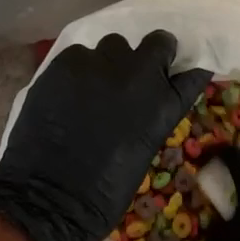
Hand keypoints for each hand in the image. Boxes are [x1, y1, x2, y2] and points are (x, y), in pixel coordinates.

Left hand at [0, 30, 209, 240]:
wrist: (48, 199)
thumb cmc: (103, 191)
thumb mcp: (144, 147)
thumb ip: (151, 110)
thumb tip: (146, 94)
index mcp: (163, 103)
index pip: (191, 70)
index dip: (181, 68)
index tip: (174, 71)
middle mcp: (138, 74)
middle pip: (157, 42)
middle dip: (149, 55)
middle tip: (132, 76)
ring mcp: (101, 64)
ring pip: (113, 45)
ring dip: (110, 62)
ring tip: (94, 86)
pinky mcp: (66, 62)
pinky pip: (79, 55)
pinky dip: (78, 70)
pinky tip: (66, 93)